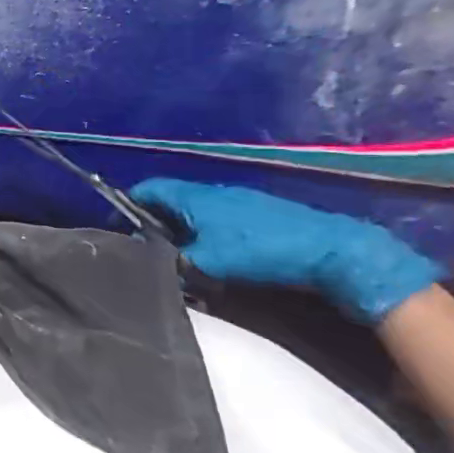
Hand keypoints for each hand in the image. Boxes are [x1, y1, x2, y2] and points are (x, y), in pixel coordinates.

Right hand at [129, 178, 443, 323]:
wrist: (332, 251)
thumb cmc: (261, 251)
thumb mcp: (208, 262)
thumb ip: (174, 260)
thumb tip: (152, 262)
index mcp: (192, 196)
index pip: (146, 190)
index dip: (127, 205)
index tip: (121, 229)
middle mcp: (210, 191)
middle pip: (168, 200)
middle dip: (154, 221)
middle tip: (148, 248)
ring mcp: (236, 199)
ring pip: (193, 210)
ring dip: (182, 229)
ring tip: (179, 255)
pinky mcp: (257, 213)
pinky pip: (216, 218)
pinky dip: (205, 232)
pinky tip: (214, 255)